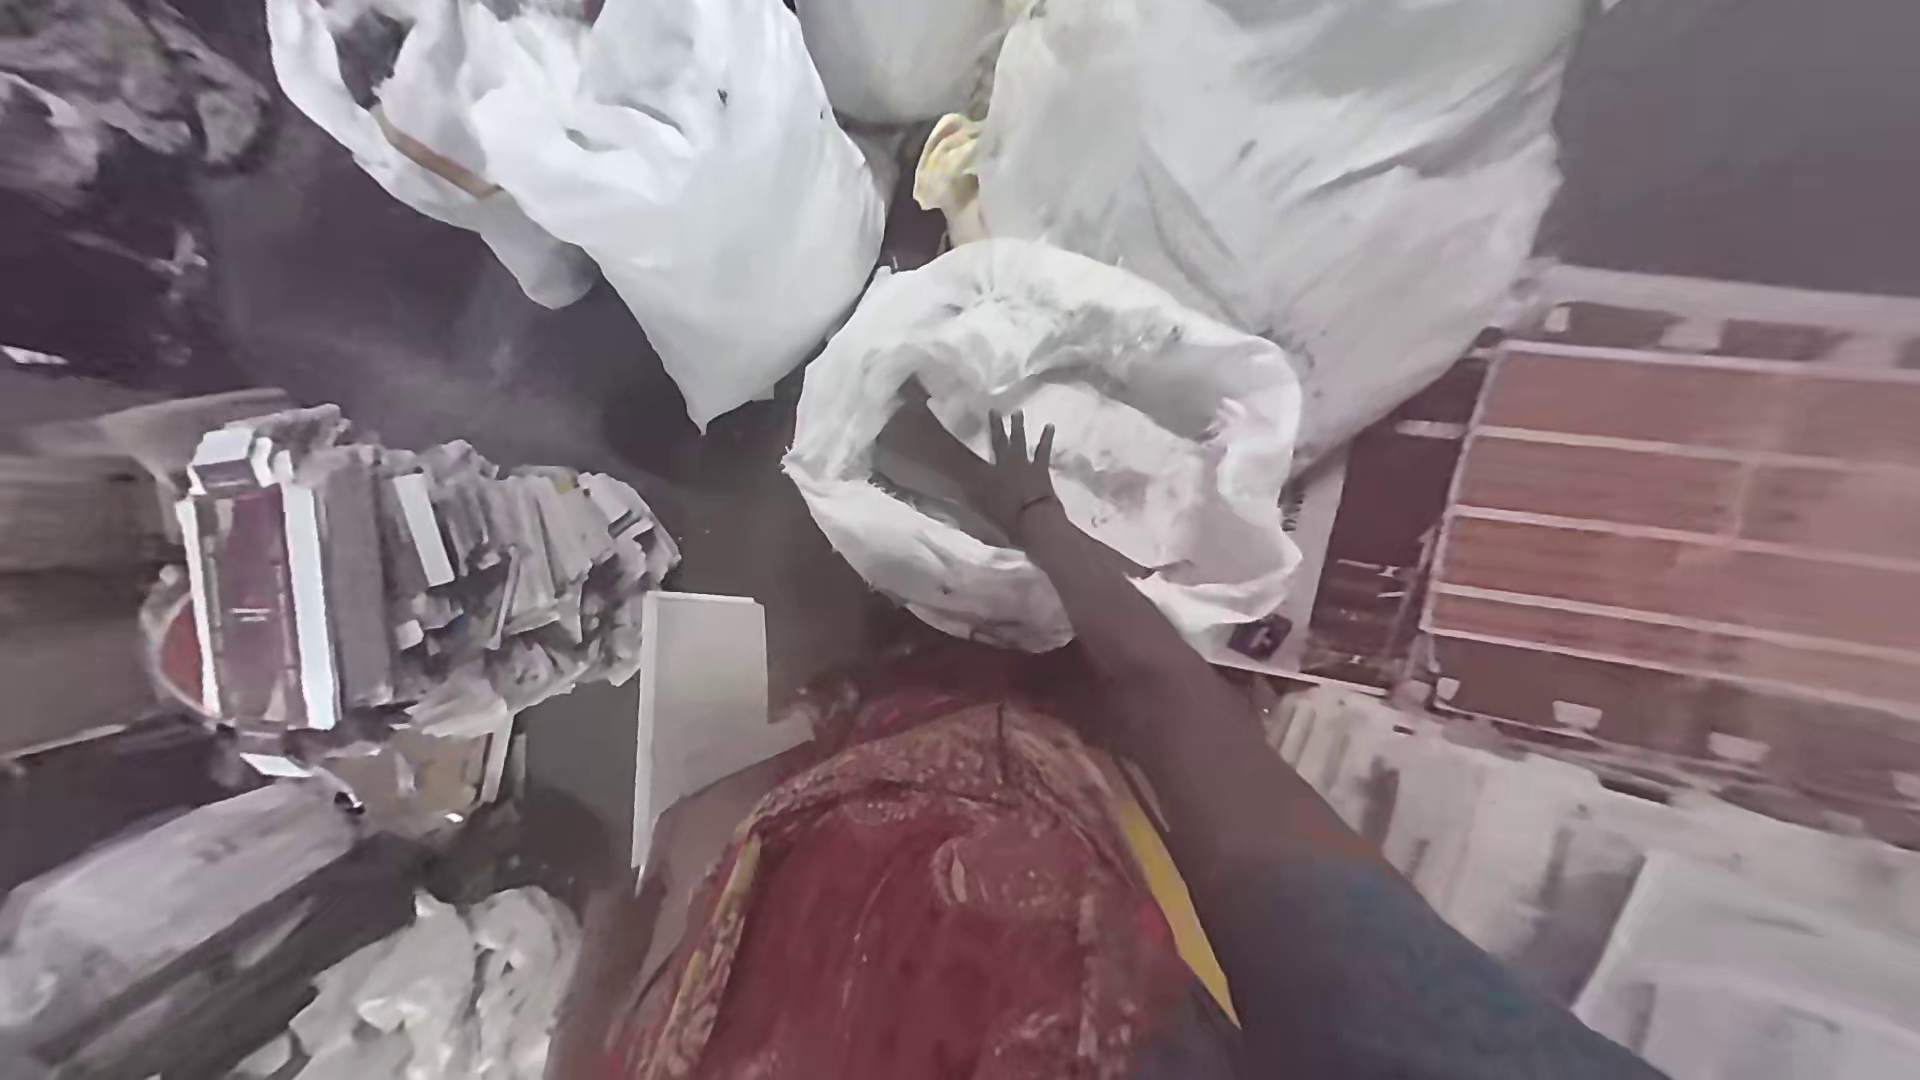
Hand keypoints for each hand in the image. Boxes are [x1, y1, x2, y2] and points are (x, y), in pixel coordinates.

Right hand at [974, 410, 1057, 542]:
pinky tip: (1050, 426)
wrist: (1033, 518)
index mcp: (993, 470)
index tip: (985, 417)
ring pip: (1022, 442)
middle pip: (1004, 441)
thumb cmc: (1006, 513)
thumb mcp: (984, 502)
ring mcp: (1026, 464)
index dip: (985, 435)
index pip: (986, 450)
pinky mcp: (1041, 470)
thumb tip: (965, 485)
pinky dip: (1046, 438)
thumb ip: (975, 493)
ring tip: (1019, 413)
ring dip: (1020, 428)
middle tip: (999, 411)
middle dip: (1001, 426)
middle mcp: (1009, 462)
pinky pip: (1043, 451)